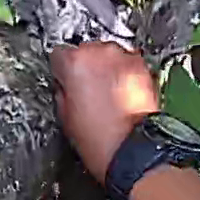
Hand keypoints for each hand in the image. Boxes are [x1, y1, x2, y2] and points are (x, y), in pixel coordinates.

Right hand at [50, 42, 158, 183]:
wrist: (130, 147)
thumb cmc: (99, 137)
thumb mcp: (66, 117)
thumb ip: (62, 93)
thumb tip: (66, 87)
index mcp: (75, 63)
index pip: (58, 55)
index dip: (60, 71)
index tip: (63, 81)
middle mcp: (100, 53)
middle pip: (85, 51)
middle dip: (84, 69)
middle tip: (85, 93)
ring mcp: (123, 57)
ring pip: (106, 55)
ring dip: (104, 70)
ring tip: (104, 96)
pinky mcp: (141, 65)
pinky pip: (124, 64)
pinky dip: (121, 75)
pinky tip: (118, 95)